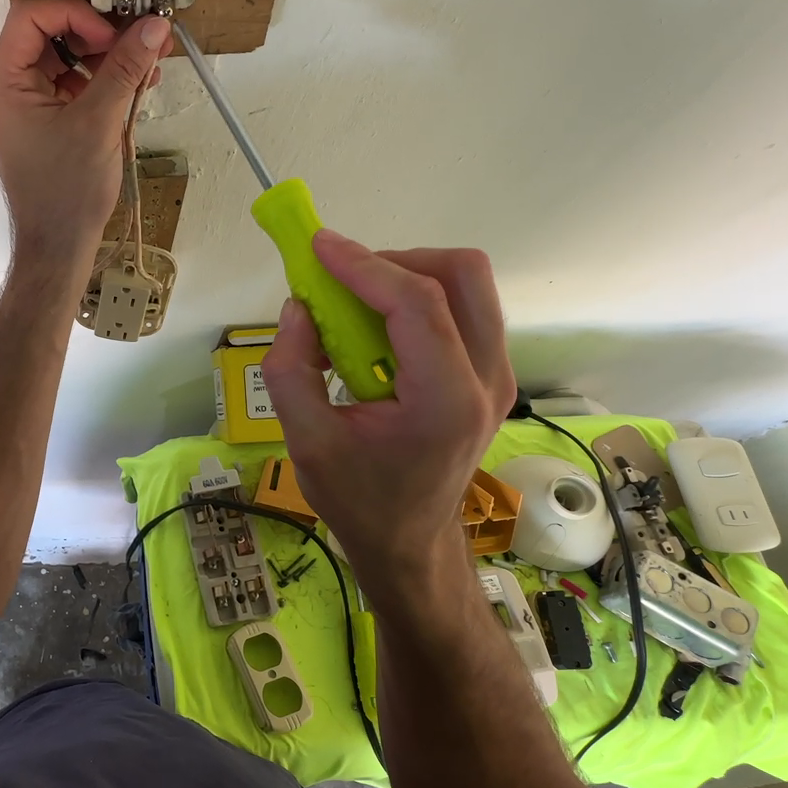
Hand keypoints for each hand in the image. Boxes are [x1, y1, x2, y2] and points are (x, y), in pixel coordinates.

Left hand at [0, 0, 173, 269]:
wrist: (59, 249)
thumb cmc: (67, 192)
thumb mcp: (98, 123)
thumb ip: (124, 69)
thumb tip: (155, 26)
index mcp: (5, 85)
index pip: (31, 17)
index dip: (75, 13)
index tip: (113, 34)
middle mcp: (10, 90)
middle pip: (50, 34)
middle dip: (99, 32)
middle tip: (141, 37)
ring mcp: (29, 108)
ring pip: (67, 60)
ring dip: (109, 57)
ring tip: (150, 63)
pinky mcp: (48, 125)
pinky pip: (75, 88)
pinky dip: (105, 83)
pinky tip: (139, 86)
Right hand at [261, 232, 516, 589]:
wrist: (409, 542)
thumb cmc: (358, 499)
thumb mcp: (306, 442)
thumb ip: (290, 370)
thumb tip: (297, 309)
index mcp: (445, 400)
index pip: (416, 303)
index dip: (363, 265)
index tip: (317, 246)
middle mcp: (486, 379)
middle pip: (463, 274)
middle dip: (398, 260)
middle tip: (345, 280)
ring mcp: (497, 376)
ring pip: (469, 285)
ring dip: (410, 275)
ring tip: (357, 303)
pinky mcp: (489, 376)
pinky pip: (463, 310)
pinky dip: (419, 299)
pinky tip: (378, 329)